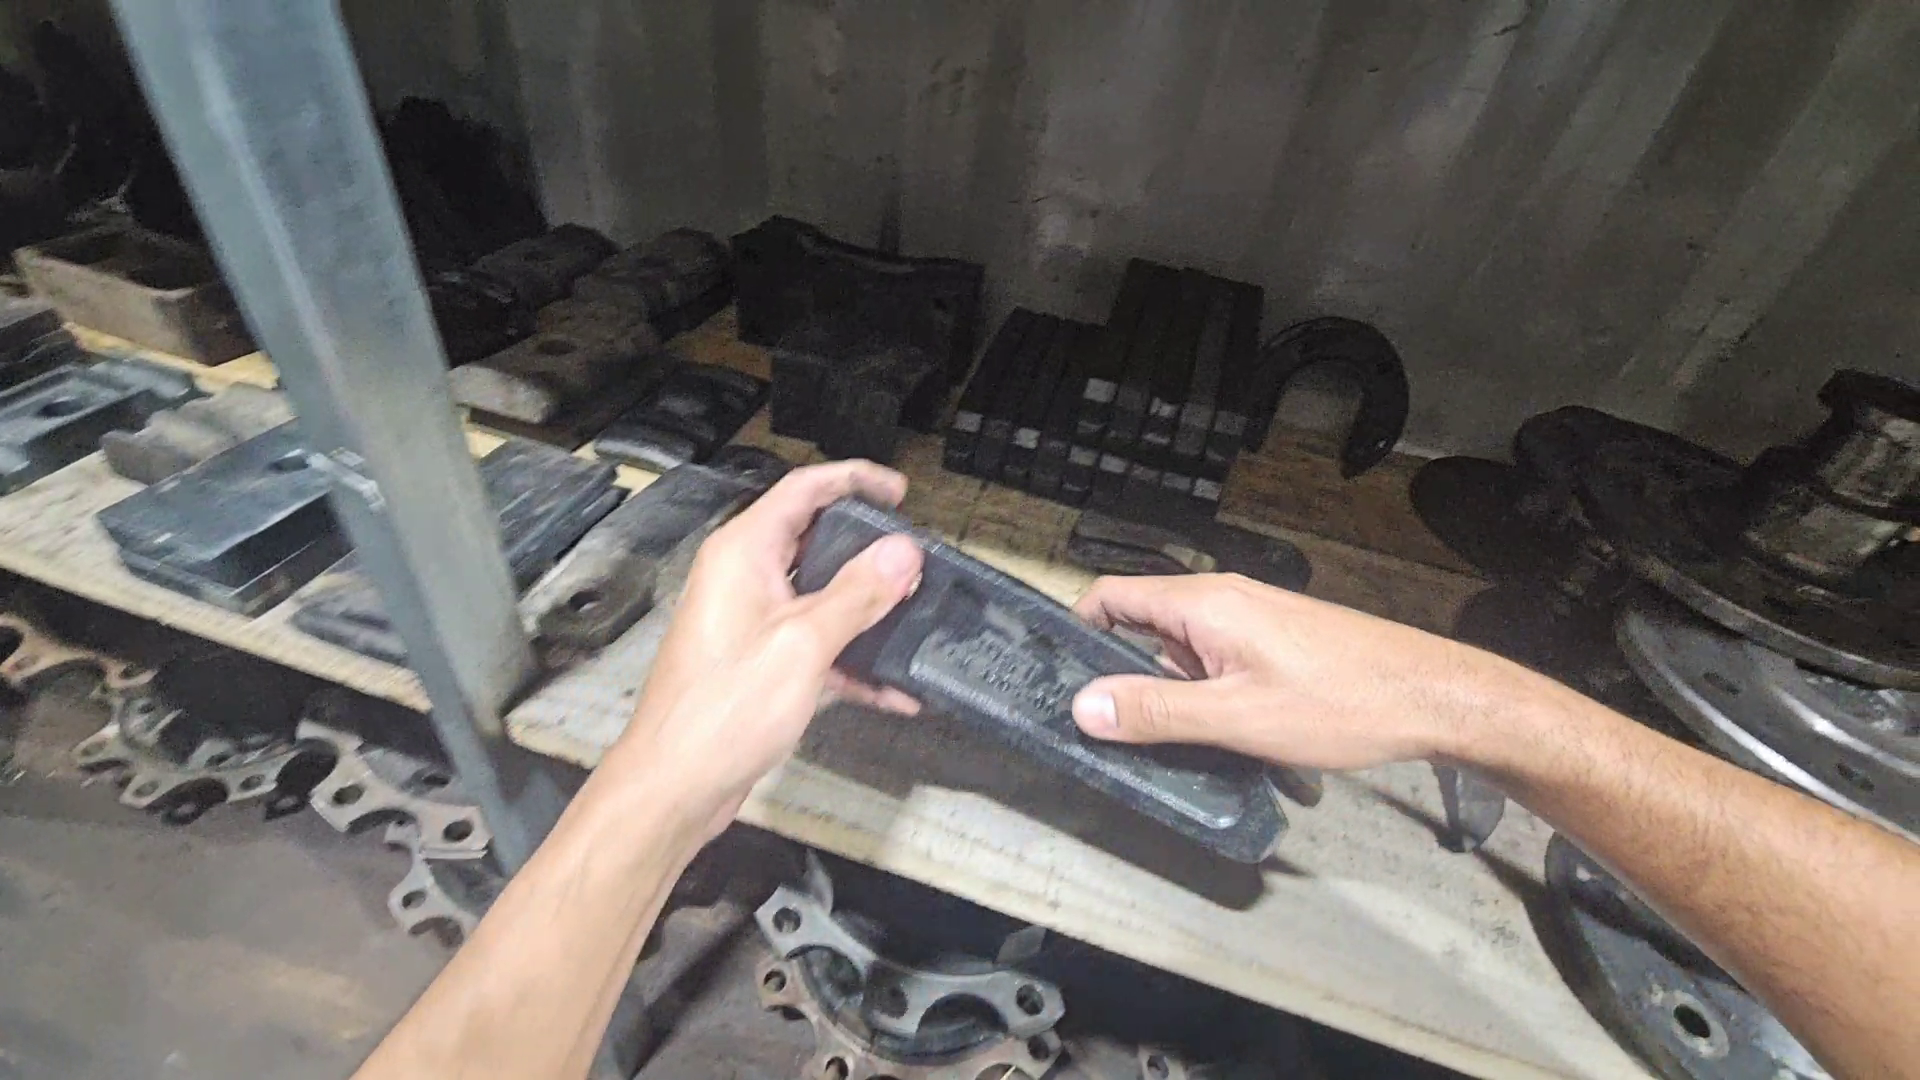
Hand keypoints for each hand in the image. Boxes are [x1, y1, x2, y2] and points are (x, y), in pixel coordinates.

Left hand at [611, 462, 923, 836]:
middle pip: (814, 537)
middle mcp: (745, 575)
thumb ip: (858, 593)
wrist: (674, 786)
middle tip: (914, 559)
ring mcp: (752, 618)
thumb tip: (906, 550)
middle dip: (867, 546)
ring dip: (865, 605)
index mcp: (745, 551)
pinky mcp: (760, 658)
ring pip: (819, 592)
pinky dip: (850, 657)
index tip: (902, 493)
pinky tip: (892, 689)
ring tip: (913, 614)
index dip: (855, 479)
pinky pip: (814, 641)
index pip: (805, 489)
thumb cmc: (729, 706)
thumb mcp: (803, 644)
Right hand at [1069, 574, 1500, 769]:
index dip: (1077, 627)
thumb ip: (1156, 710)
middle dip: (1118, 663)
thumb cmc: (1336, 704)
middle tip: (1108, 716)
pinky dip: (1195, 679)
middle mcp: (1219, 595)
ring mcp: (1249, 612)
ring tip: (1163, 729)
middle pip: (1140, 616)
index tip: (1060, 673)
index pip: (1111, 595)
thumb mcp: (1236, 717)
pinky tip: (1213, 720)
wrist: (1436, 696)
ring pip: (1176, 637)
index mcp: (1200, 602)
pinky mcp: (1271, 633)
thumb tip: (1082, 705)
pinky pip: (1209, 648)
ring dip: (1161, 677)